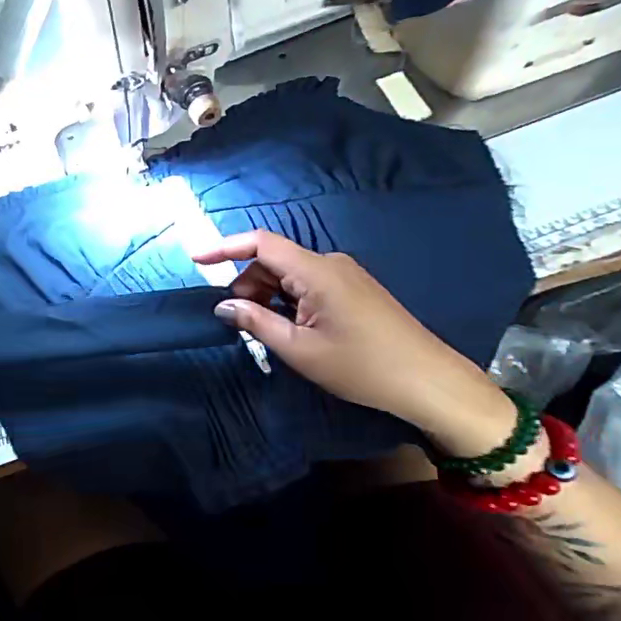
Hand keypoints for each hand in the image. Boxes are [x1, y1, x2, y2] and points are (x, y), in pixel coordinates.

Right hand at [193, 231, 516, 457]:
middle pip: (275, 260)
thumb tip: (224, 307)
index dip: (225, 247)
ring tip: (266, 333)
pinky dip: (291, 301)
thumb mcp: (300, 349)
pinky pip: (311, 284)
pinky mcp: (355, 289)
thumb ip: (257, 323)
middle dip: (248, 284)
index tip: (196, 260)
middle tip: (237, 323)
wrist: (424, 378)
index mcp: (315, 270)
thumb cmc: (359, 365)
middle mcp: (330, 262)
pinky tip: (291, 329)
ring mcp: (346, 274)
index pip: (261, 243)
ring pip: (292, 274)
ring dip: (270, 296)